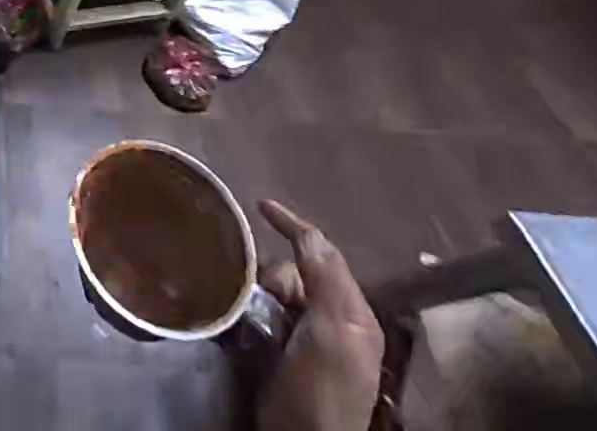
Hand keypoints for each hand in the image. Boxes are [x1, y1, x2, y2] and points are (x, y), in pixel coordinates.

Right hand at [255, 201, 384, 430]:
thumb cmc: (322, 391)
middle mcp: (333, 319)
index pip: (323, 252)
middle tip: (265, 303)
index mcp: (353, 312)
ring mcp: (307, 337)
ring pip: (274, 290)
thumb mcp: (332, 333)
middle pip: (293, 270)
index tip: (260, 205)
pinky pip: (262, 311)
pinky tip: (242, 324)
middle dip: (273, 276)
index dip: (294, 226)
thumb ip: (325, 280)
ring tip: (251, 321)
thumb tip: (307, 231)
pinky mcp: (282, 350)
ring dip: (257, 294)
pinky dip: (249, 308)